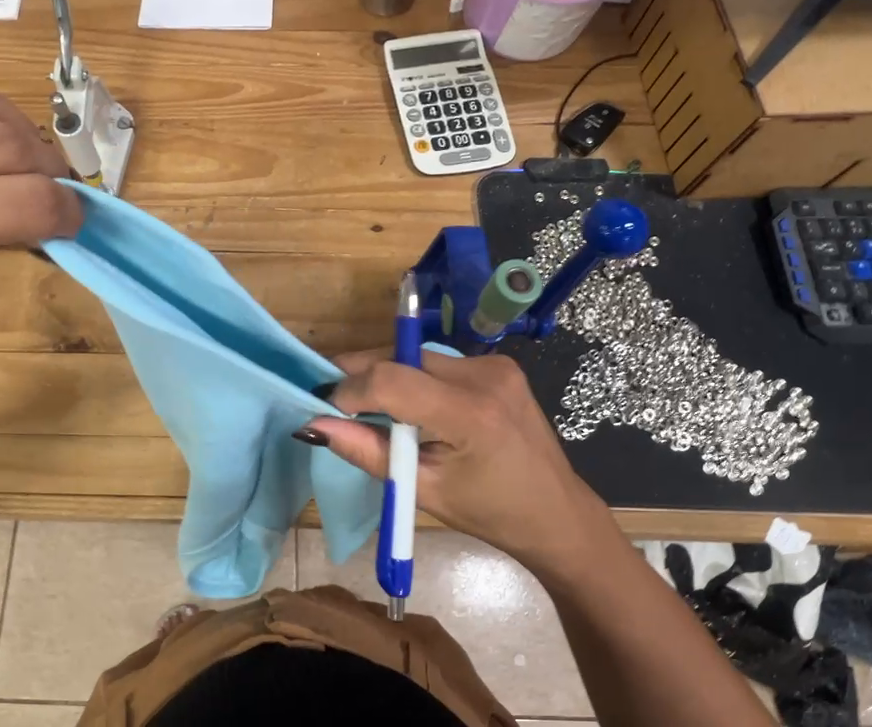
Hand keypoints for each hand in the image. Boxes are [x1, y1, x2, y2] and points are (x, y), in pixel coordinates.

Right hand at [303, 350, 607, 570]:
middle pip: (401, 359)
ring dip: (387, 375)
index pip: (391, 380)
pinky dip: (415, 378)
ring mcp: (495, 365)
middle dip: (362, 375)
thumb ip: (368, 451)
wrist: (557, 513)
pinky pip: (438, 363)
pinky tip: (411, 407)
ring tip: (371, 408)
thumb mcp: (424, 490)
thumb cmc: (491, 514)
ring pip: (416, 356)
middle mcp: (484, 376)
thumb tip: (314, 426)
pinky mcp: (498, 364)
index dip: (350, 389)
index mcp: (470, 415)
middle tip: (334, 401)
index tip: (324, 408)